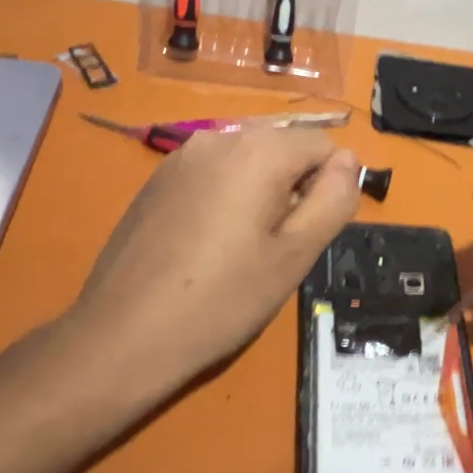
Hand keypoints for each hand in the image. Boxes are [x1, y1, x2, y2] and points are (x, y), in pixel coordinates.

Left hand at [65, 128, 360, 402]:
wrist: (124, 334)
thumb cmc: (223, 298)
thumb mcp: (296, 255)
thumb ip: (334, 199)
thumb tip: (348, 161)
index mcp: (258, 150)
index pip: (323, 145)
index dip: (326, 189)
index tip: (304, 235)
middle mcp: (218, 138)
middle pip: (282, 147)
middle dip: (292, 187)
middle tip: (275, 247)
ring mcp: (180, 157)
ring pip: (247, 160)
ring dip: (259, 192)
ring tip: (239, 249)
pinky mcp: (156, 181)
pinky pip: (212, 174)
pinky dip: (224, 197)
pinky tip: (205, 246)